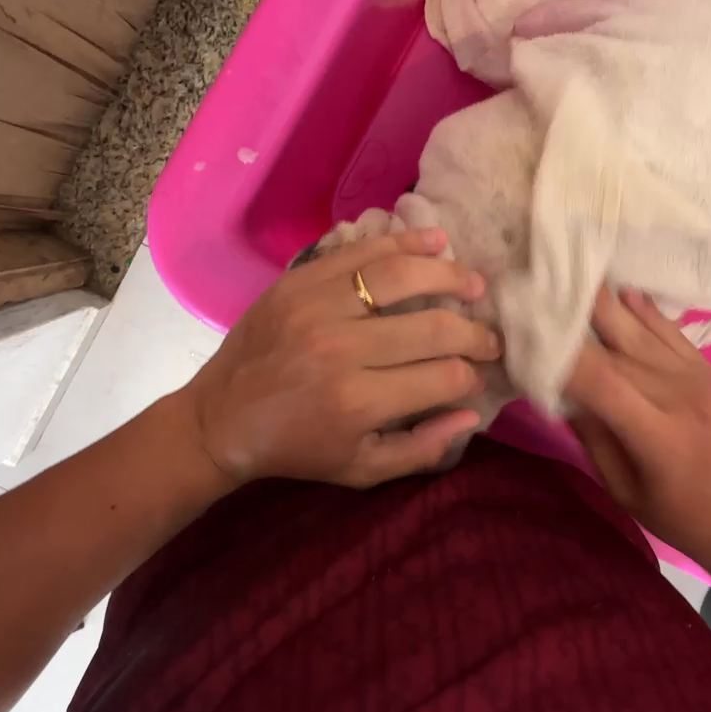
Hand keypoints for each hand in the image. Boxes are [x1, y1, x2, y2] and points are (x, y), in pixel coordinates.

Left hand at [178, 228, 501, 487]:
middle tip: (489, 336)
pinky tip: (436, 242)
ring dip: (448, 276)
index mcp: (357, 402)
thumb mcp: (360, 469)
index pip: (443, 377)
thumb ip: (420, 449)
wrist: (221, 419)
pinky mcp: (299, 280)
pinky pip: (360, 251)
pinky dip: (403, 242)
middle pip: (432, 327)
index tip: (480, 375)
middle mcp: (340, 349)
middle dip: (474, 333)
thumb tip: (473, 413)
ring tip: (474, 284)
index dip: (474, 375)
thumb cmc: (296, 449)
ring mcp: (316, 306)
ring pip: (400, 276)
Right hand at [563, 289, 710, 576]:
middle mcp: (682, 398)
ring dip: (606, 305)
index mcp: (659, 438)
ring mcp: (703, 381)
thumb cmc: (678, 517)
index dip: (562, 355)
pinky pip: (674, 335)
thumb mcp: (622, 488)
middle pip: (617, 350)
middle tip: (539, 295)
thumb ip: (592, 434)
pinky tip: (622, 292)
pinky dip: (646, 312)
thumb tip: (558, 387)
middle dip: (574, 323)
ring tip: (573, 278)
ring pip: (643, 333)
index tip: (528, 334)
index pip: (600, 382)